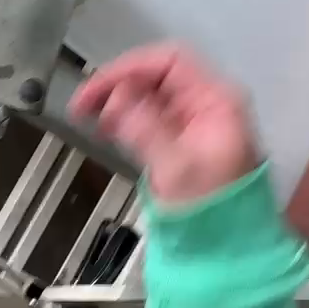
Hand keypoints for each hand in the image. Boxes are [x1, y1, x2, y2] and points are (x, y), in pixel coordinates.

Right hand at [70, 43, 261, 204]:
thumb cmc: (209, 207)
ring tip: (86, 115)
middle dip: (117, 85)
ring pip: (148, 95)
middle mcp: (205, 104)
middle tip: (82, 104)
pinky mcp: (178, 140)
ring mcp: (192, 122)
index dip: (130, 68)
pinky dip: (123, 117)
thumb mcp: (177, 168)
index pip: (170, 62)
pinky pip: (147, 116)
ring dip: (116, 100)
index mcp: (215, 101)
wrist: (226, 245)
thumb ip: (146, 130)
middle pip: (156, 76)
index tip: (96, 87)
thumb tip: (116, 100)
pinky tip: (103, 127)